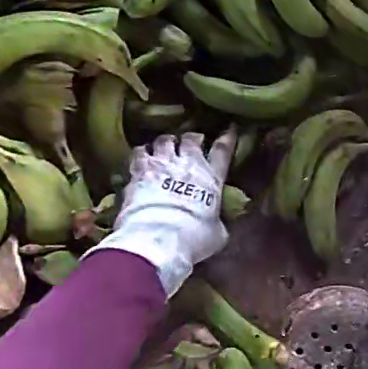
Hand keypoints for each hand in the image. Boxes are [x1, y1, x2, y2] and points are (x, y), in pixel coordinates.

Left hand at [95, 130, 235, 296]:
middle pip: (190, 138)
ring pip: (163, 140)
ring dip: (164, 143)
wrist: (158, 239)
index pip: (222, 150)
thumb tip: (216, 225)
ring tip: (161, 149)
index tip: (230, 129)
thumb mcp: (217, 234)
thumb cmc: (194, 239)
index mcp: (211, 177)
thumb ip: (217, 223)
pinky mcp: (137, 170)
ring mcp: (161, 164)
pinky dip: (141, 154)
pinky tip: (139, 160)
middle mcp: (187, 163)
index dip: (227, 138)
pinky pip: (139, 152)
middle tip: (187, 144)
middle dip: (190, 139)